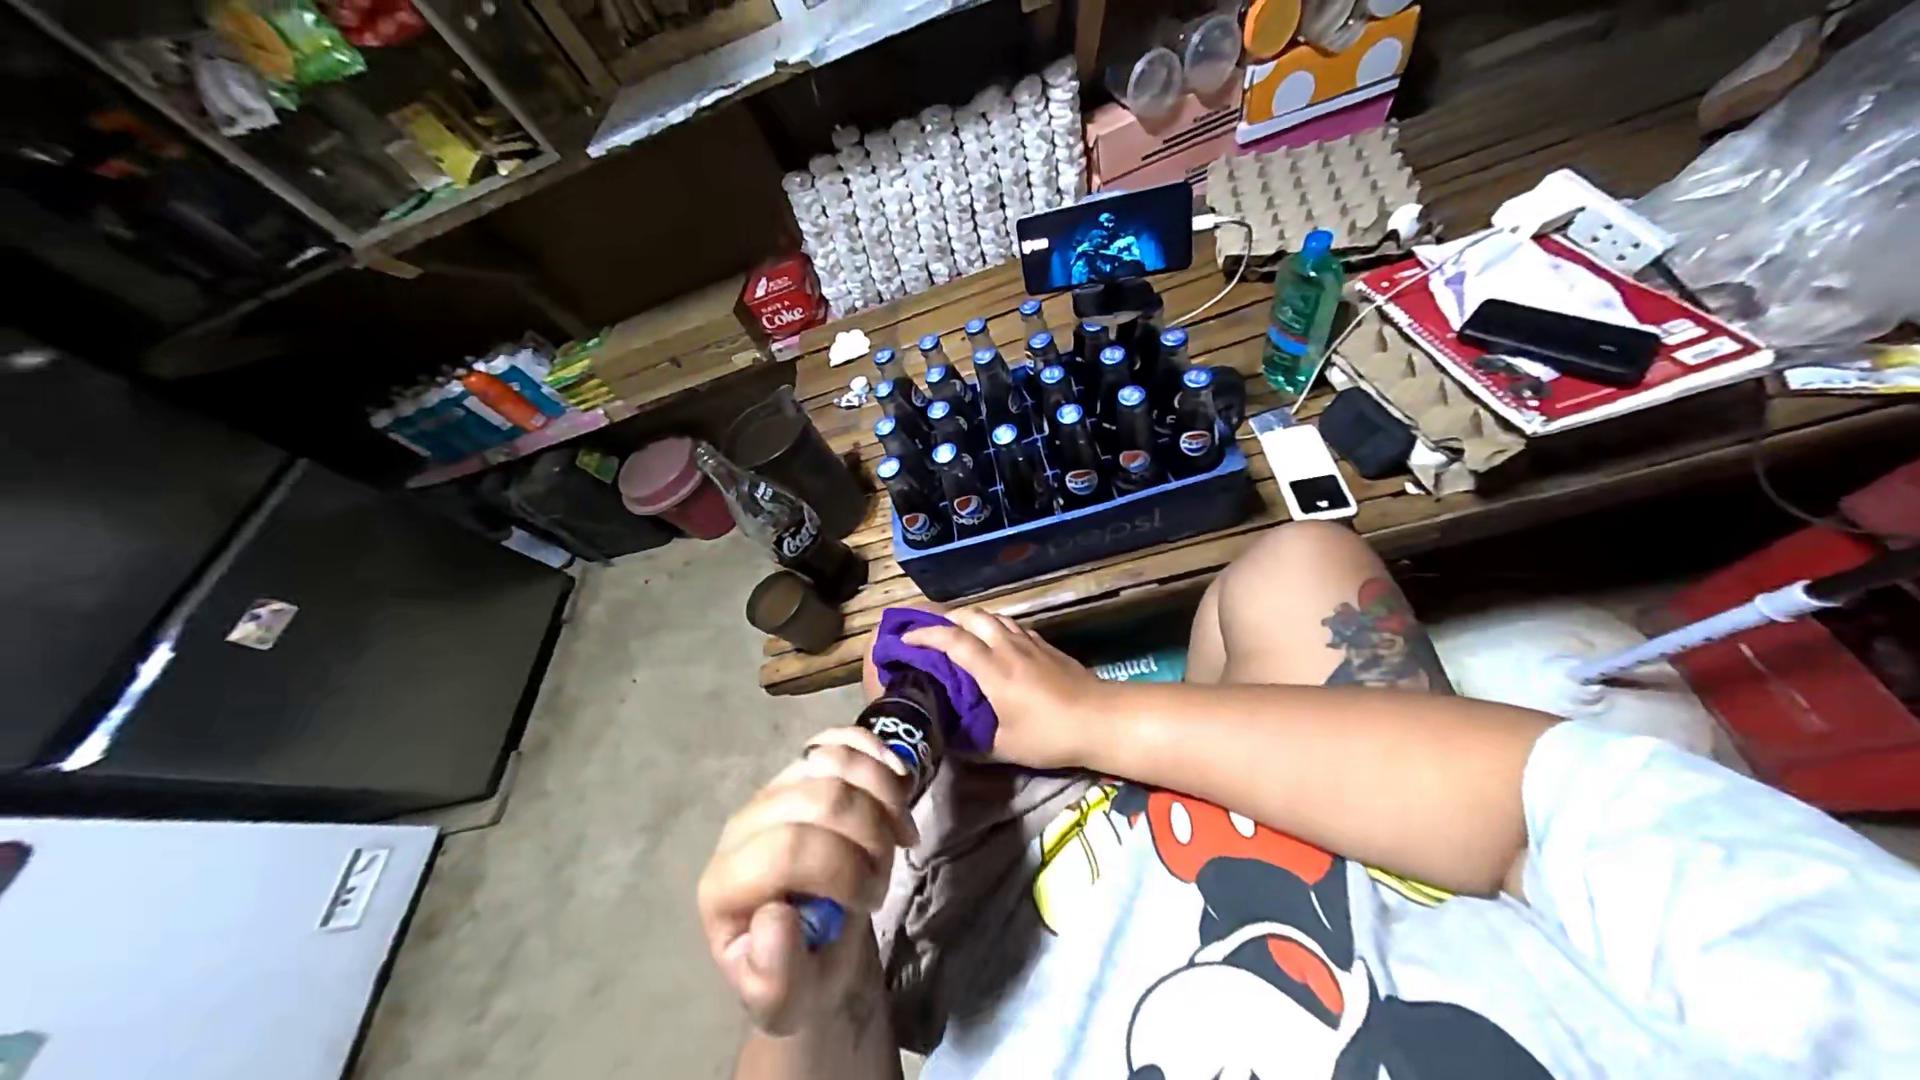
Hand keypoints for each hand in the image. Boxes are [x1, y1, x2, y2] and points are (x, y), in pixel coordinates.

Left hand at [697, 727, 917, 1036]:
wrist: (816, 945)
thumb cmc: (800, 973)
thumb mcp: (786, 1000)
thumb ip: (773, 976)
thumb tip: (775, 917)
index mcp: (725, 884)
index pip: (789, 848)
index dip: (843, 868)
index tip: (870, 900)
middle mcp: (743, 825)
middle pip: (821, 798)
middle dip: (870, 834)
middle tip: (885, 871)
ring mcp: (775, 789)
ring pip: (834, 761)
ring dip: (882, 795)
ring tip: (897, 832)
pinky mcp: (805, 769)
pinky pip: (839, 738)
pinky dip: (874, 751)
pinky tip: (899, 777)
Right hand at [902, 608, 1107, 769]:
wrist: (1101, 719)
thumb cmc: (1050, 735)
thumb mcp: (1005, 747)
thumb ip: (973, 743)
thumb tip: (948, 741)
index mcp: (992, 669)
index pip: (952, 640)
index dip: (925, 635)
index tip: (905, 639)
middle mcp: (1008, 647)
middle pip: (972, 616)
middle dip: (946, 618)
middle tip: (929, 630)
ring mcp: (1029, 643)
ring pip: (994, 616)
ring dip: (971, 618)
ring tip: (958, 631)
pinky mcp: (1046, 646)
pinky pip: (1012, 626)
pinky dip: (994, 626)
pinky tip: (995, 640)